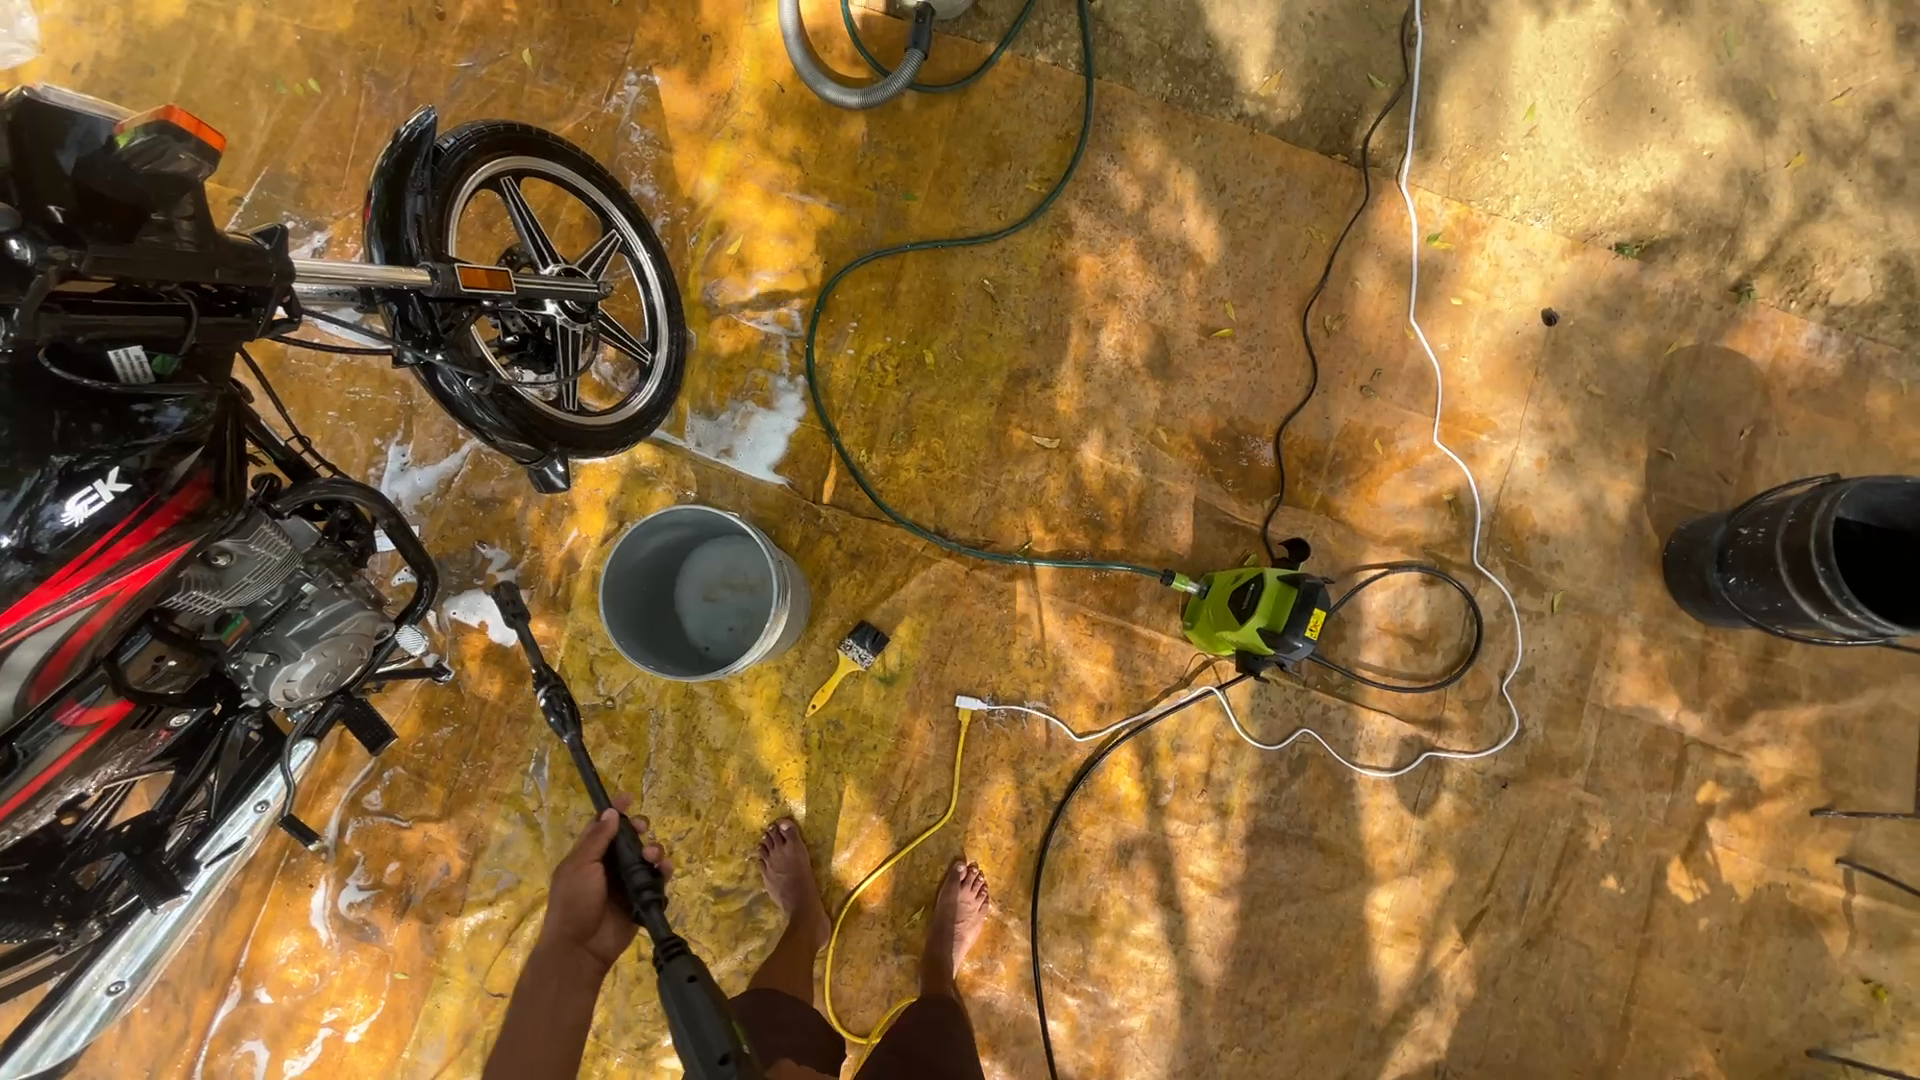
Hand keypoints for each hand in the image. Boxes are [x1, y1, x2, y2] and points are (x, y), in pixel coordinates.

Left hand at [538, 794, 671, 973]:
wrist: (581, 948)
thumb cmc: (573, 903)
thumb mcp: (579, 867)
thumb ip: (597, 839)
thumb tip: (611, 812)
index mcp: (589, 855)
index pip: (603, 826)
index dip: (615, 811)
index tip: (628, 798)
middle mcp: (610, 865)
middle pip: (630, 837)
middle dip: (639, 829)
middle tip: (642, 829)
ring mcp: (627, 881)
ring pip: (647, 854)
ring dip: (654, 848)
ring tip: (651, 857)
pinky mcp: (642, 896)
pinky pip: (658, 878)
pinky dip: (663, 870)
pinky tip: (662, 870)